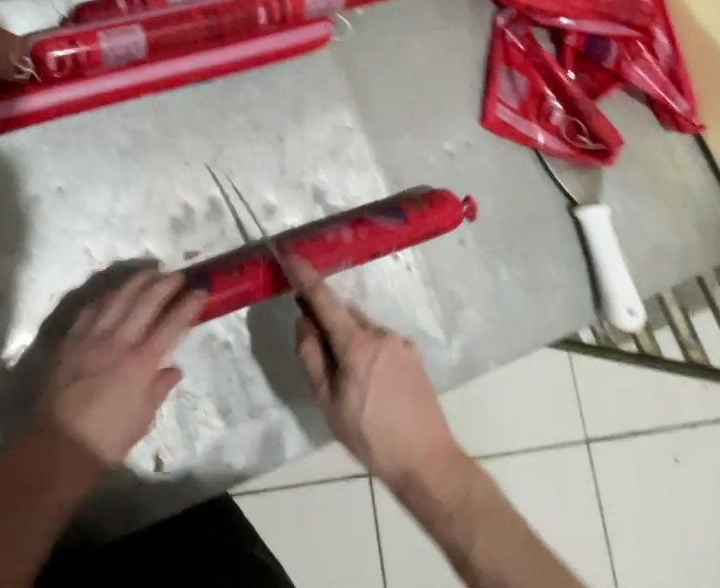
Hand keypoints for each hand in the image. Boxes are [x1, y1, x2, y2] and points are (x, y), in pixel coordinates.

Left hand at [34, 270, 204, 465]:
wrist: (61, 442)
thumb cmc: (107, 438)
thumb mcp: (143, 418)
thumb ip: (159, 388)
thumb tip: (174, 369)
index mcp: (141, 362)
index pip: (171, 325)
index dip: (188, 305)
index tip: (200, 291)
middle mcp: (118, 341)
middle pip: (145, 302)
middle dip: (165, 284)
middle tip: (178, 274)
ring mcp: (92, 336)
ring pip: (117, 298)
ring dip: (136, 282)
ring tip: (150, 272)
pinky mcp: (71, 339)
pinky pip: (92, 309)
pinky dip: (107, 297)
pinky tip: (114, 292)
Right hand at [288, 258, 463, 482]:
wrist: (428, 462)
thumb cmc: (370, 435)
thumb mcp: (327, 401)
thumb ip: (312, 356)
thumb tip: (304, 322)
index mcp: (357, 344)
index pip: (325, 300)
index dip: (305, 278)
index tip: (290, 256)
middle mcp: (381, 334)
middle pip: (344, 313)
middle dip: (325, 319)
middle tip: (313, 346)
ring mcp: (401, 344)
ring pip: (362, 328)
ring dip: (347, 337)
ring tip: (344, 377)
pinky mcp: (413, 357)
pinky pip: (379, 341)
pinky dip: (365, 348)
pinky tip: (367, 381)